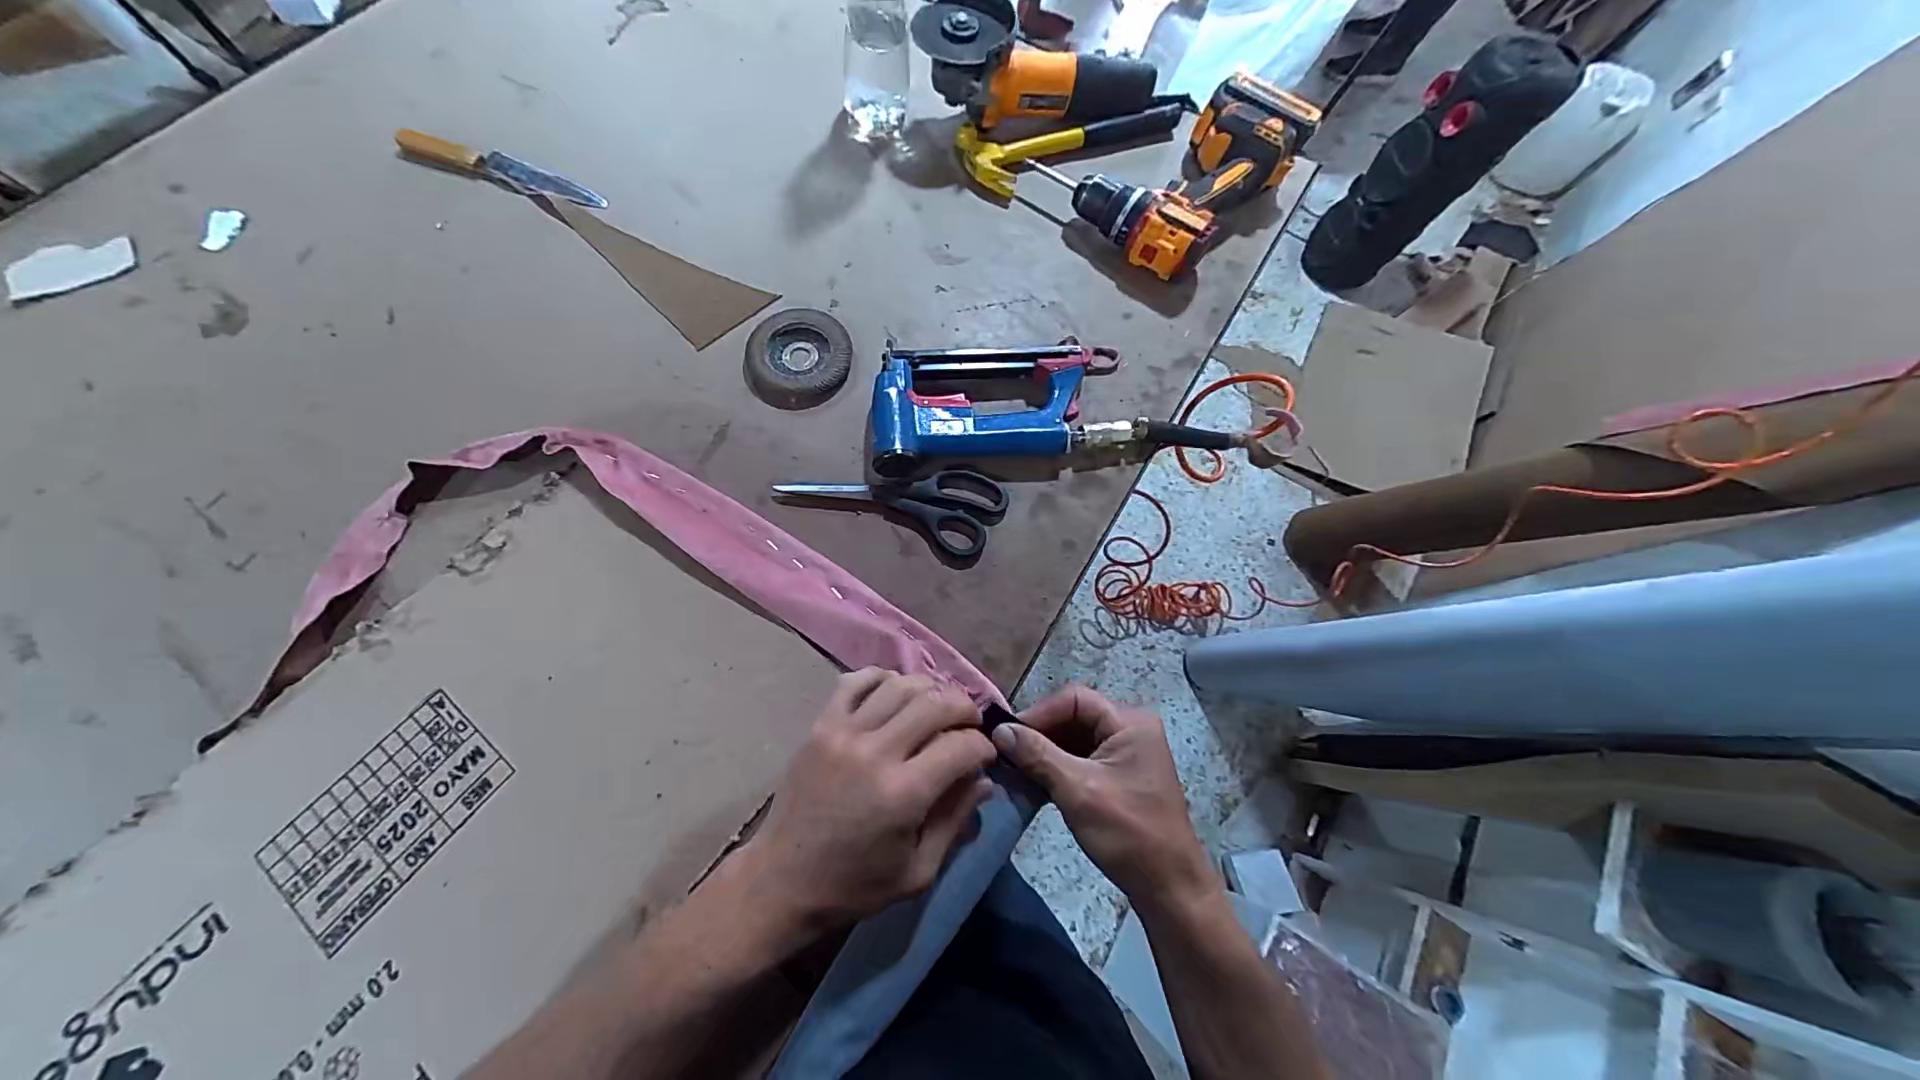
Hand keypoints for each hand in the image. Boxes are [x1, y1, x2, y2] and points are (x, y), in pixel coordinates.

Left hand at [737, 668, 995, 933]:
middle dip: (965, 708)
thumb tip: (985, 781)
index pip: (962, 746)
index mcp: (903, 793)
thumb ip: (955, 821)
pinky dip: (883, 678)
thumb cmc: (853, 885)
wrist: (781, 880)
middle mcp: (876, 752)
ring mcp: (843, 733)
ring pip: (900, 685)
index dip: (984, 747)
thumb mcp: (917, 871)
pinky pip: (856, 681)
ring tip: (936, 707)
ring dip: (929, 689)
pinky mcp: (820, 725)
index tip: (985, 758)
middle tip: (969, 725)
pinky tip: (895, 692)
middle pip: (936, 703)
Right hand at [992, 686, 1215, 909]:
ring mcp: (1127, 753)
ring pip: (1075, 738)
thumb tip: (1000, 731)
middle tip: (1007, 753)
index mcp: (1130, 723)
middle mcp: (1131, 729)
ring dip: (1045, 751)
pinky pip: (1082, 758)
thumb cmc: (1128, 833)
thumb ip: (1038, 755)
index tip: (1007, 735)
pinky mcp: (1120, 776)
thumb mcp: (1077, 790)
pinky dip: (1058, 767)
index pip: (1074, 699)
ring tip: (1015, 768)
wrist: (1169, 887)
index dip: (1038, 713)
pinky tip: (1034, 781)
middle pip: (1074, 716)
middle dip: (1040, 733)